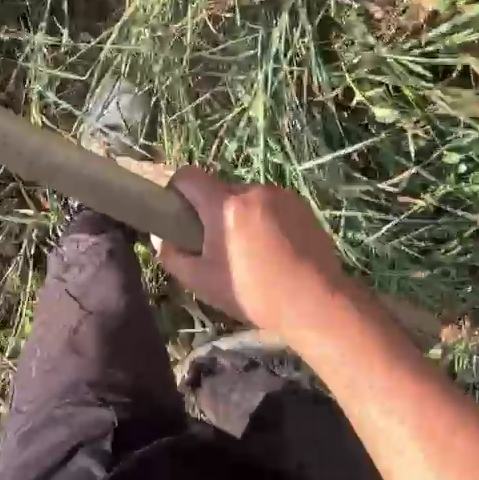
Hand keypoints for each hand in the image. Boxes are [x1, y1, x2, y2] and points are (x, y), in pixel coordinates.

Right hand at [158, 166, 350, 334]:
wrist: (316, 303)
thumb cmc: (253, 294)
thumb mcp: (202, 282)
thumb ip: (173, 257)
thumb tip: (162, 240)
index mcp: (225, 206)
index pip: (188, 176)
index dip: (176, 190)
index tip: (178, 214)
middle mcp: (252, 191)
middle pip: (219, 189)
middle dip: (211, 211)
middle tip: (215, 245)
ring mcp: (281, 195)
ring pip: (246, 198)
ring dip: (239, 215)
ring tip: (249, 251)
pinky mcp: (302, 205)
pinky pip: (270, 204)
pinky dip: (263, 219)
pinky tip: (272, 250)